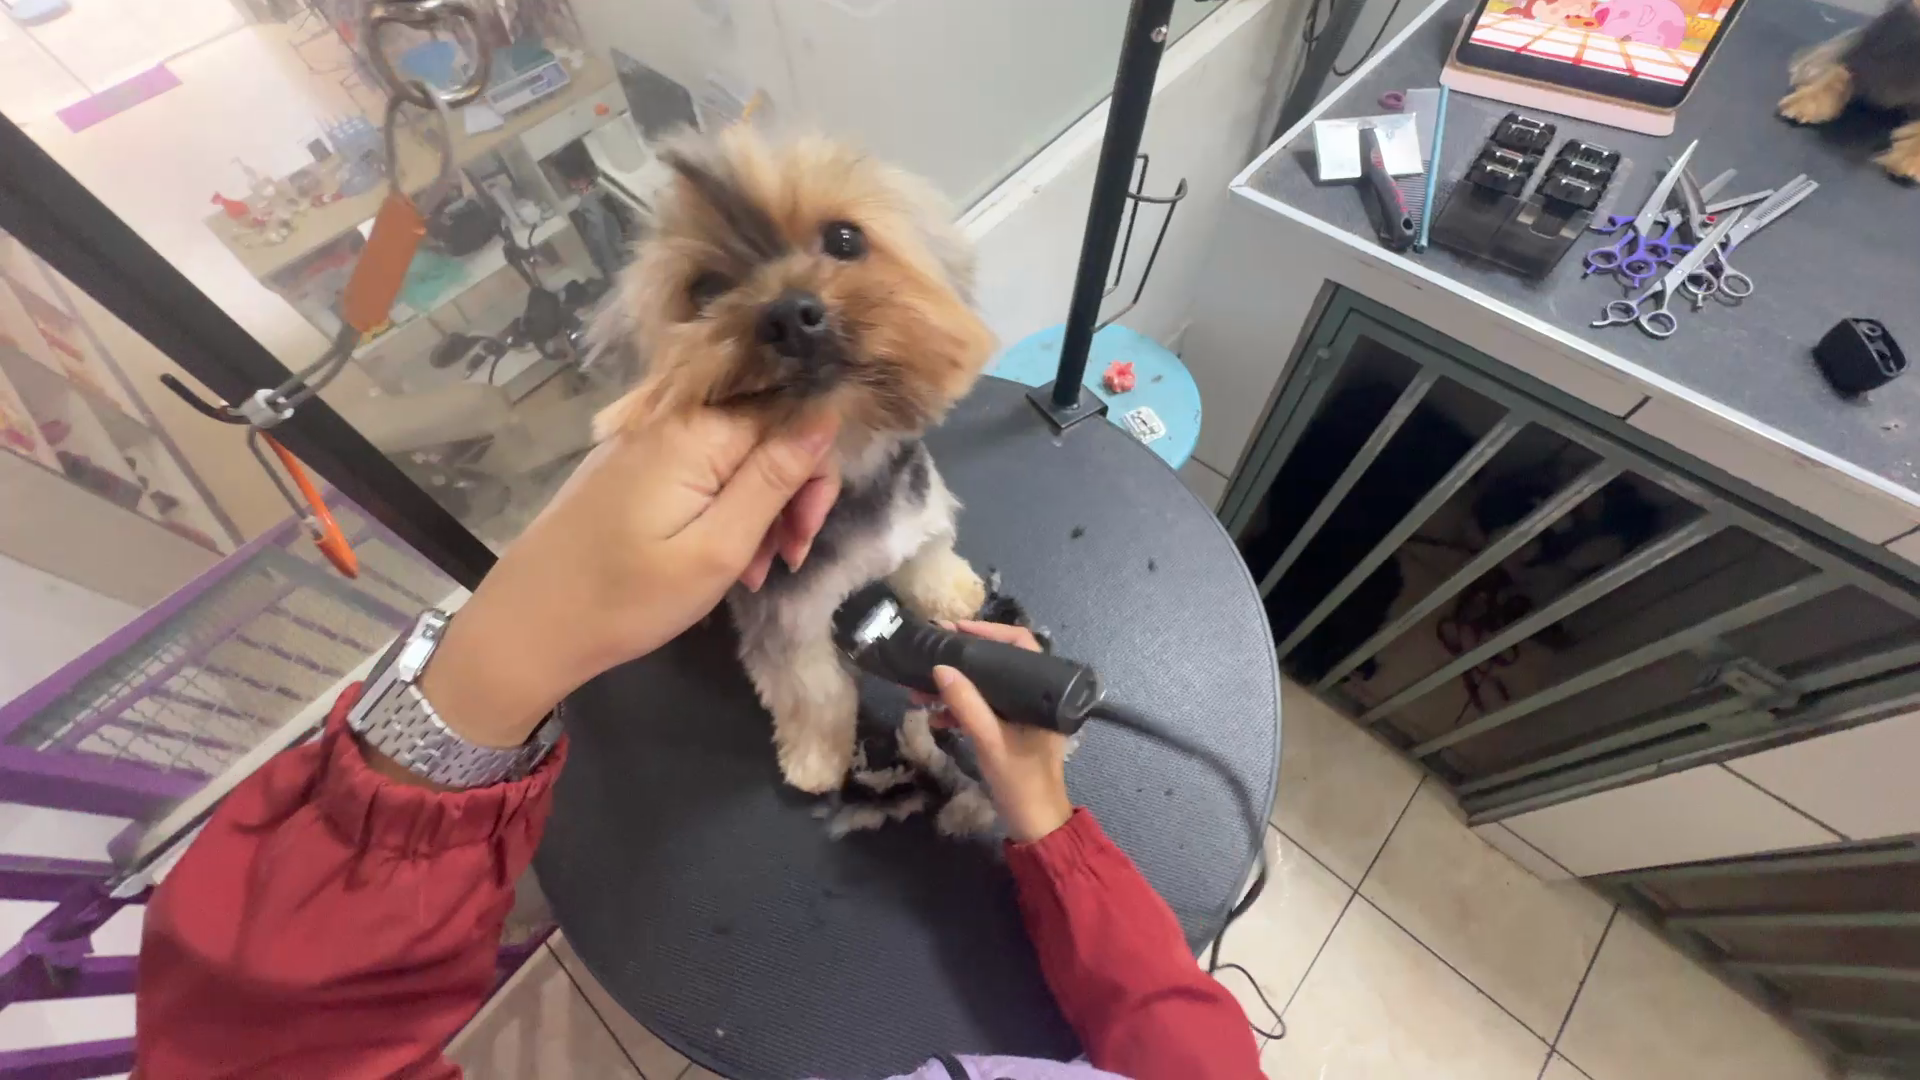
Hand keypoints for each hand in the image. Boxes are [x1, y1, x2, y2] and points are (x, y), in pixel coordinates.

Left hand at [417, 408, 840, 749]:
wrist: (526, 628)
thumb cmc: (629, 598)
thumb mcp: (718, 547)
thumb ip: (774, 479)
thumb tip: (826, 417)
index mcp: (697, 434)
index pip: (791, 419)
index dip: (814, 473)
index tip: (803, 533)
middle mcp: (673, 423)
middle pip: (766, 436)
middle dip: (790, 495)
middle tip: (784, 558)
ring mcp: (647, 444)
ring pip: (737, 460)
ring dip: (760, 512)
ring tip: (752, 570)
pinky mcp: (633, 469)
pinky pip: (702, 474)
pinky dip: (724, 512)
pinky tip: (721, 557)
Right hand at [930, 621, 1073, 842]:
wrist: (1035, 826)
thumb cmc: (1020, 781)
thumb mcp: (989, 740)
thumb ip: (966, 704)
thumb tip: (941, 668)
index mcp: (1042, 691)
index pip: (1020, 644)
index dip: (988, 631)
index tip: (956, 630)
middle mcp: (1034, 695)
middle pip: (997, 663)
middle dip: (962, 660)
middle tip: (931, 652)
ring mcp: (1021, 713)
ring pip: (985, 687)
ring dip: (954, 686)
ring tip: (919, 689)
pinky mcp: (1009, 730)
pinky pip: (982, 708)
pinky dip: (959, 707)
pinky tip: (934, 714)